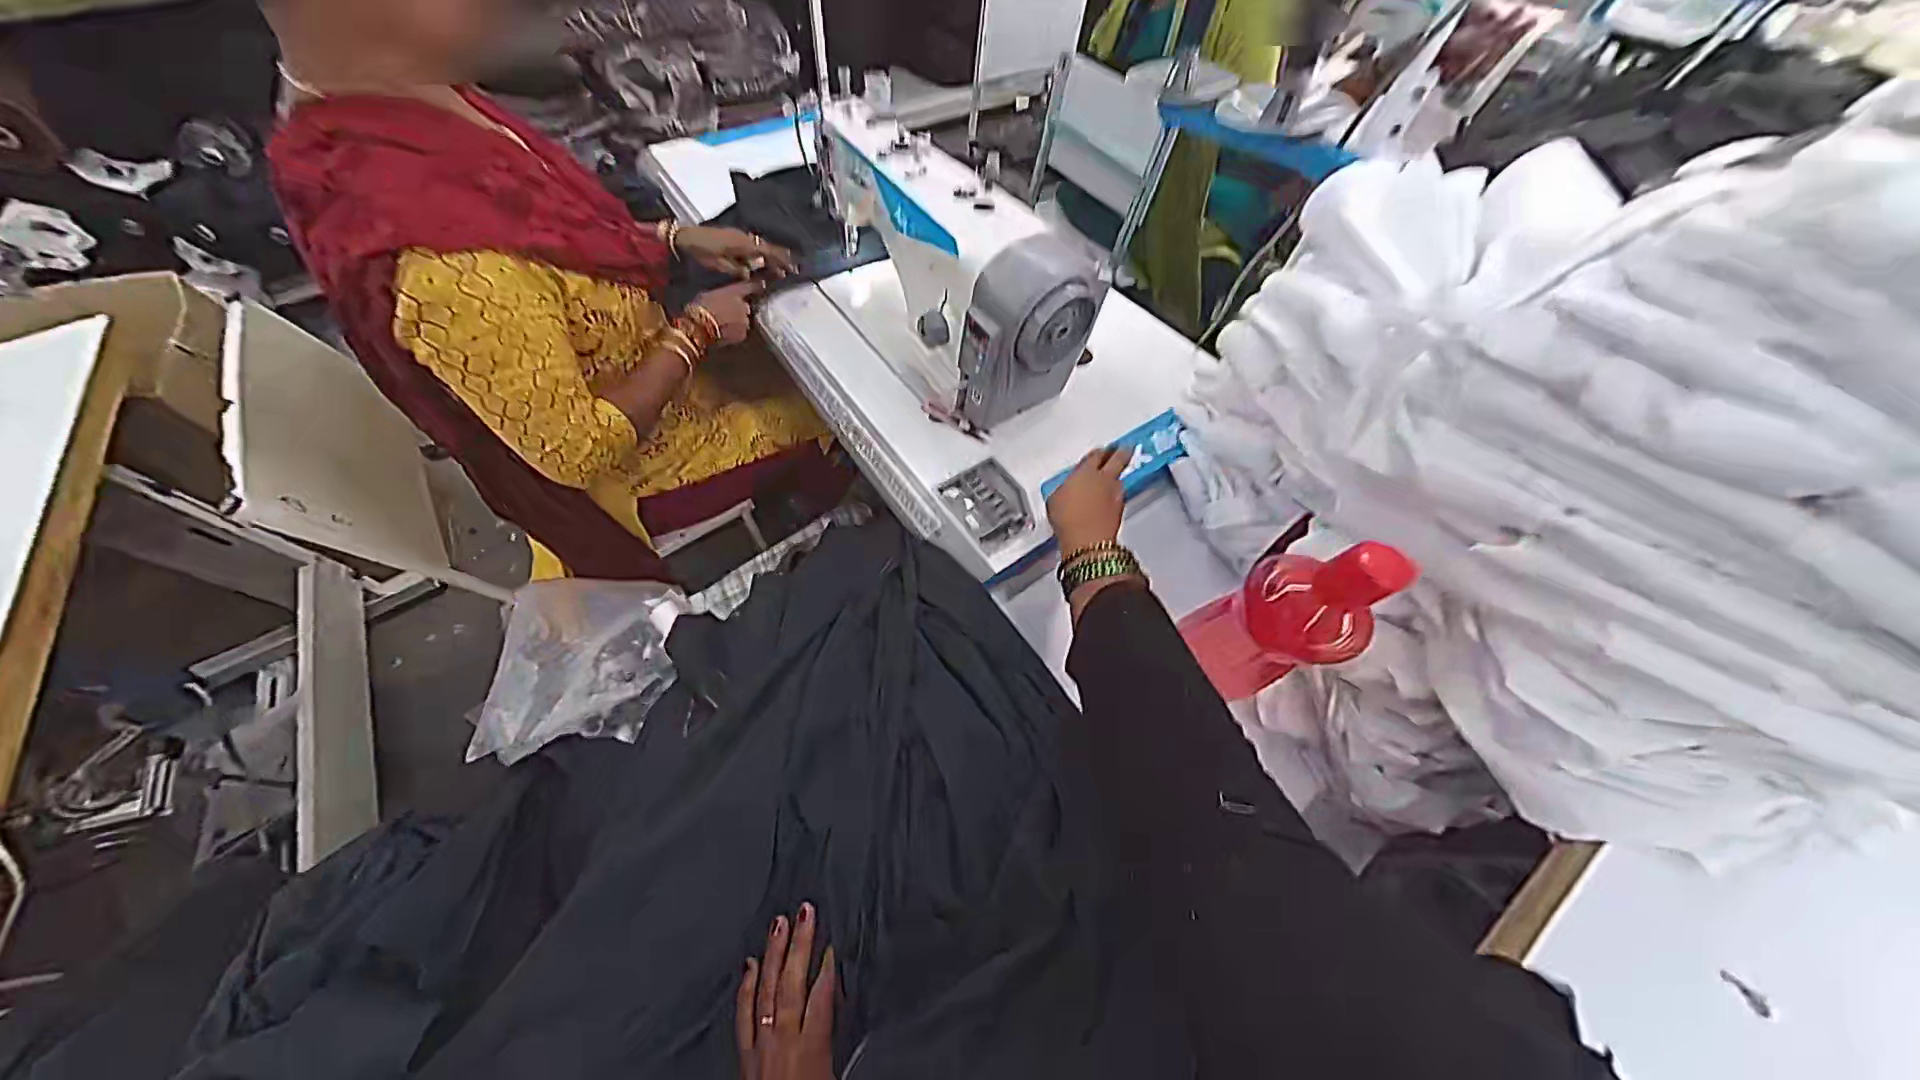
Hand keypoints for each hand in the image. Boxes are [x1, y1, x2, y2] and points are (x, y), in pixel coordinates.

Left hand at [678, 226, 796, 278]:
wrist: (681, 238)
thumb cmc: (700, 253)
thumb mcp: (719, 265)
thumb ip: (737, 269)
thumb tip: (750, 272)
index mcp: (743, 244)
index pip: (768, 252)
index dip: (782, 260)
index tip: (794, 268)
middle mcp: (742, 237)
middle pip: (766, 247)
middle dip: (779, 258)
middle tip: (792, 268)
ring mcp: (736, 235)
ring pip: (759, 246)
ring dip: (770, 256)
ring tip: (780, 266)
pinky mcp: (730, 237)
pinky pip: (751, 245)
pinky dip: (759, 253)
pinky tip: (761, 260)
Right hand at [690, 280, 766, 345]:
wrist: (700, 325)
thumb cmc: (699, 306)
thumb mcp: (709, 293)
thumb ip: (722, 294)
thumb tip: (726, 296)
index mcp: (734, 291)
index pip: (750, 287)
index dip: (756, 286)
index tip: (762, 285)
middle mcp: (744, 305)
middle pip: (746, 306)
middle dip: (740, 309)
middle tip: (729, 312)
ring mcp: (745, 321)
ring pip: (744, 320)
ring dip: (739, 321)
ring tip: (726, 324)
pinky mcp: (743, 334)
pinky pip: (741, 332)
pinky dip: (736, 332)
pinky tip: (726, 333)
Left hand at [735, 903, 835, 1079]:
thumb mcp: (834, 1072)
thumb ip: (837, 1034)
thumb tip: (841, 998)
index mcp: (811, 1049)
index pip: (820, 997)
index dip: (827, 967)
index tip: (832, 940)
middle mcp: (783, 1042)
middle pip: (791, 984)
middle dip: (800, 945)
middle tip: (806, 911)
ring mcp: (760, 1045)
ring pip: (765, 991)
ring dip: (773, 954)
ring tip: (780, 922)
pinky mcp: (744, 1054)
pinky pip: (742, 1013)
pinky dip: (745, 985)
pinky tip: (749, 962)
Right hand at [1047, 446, 1128, 553]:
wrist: (1087, 541)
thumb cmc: (1068, 519)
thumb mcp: (1055, 499)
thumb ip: (1065, 488)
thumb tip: (1067, 489)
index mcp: (1085, 471)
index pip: (1095, 455)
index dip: (1098, 452)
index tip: (1100, 451)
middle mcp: (1104, 478)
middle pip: (1118, 458)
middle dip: (1121, 452)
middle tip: (1122, 449)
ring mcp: (1116, 493)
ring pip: (1120, 478)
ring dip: (1117, 476)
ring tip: (1112, 478)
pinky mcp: (1121, 508)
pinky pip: (1119, 495)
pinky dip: (1115, 495)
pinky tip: (1107, 500)